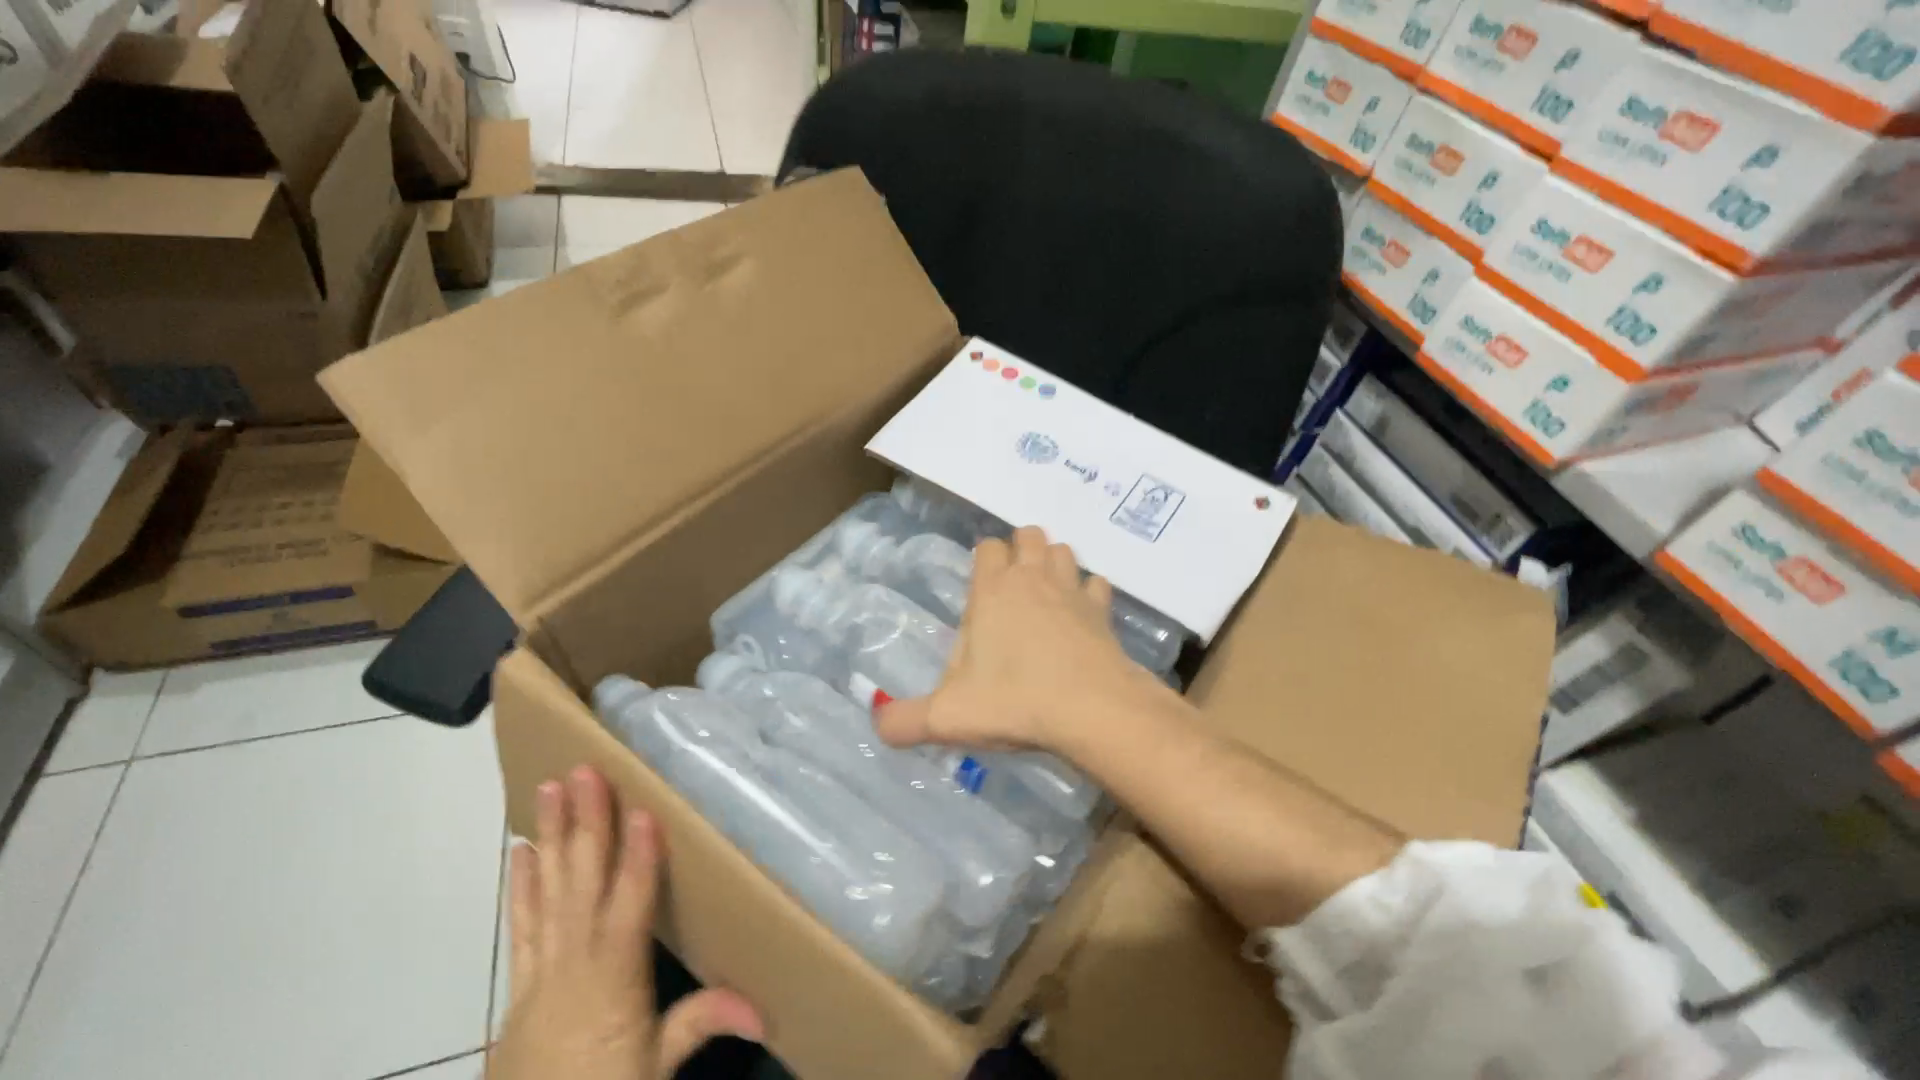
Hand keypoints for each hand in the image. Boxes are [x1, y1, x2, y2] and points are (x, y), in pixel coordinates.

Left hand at [488, 767, 762, 1079]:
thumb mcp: (656, 1067)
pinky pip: (522, 925)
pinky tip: (521, 852)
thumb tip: (763, 1010)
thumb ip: (701, 1023)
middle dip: (586, 824)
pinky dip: (521, 887)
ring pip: (549, 890)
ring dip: (551, 837)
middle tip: (584, 772)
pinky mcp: (520, 983)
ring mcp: (542, 968)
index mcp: (615, 977)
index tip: (643, 810)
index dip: (639, 859)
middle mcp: (575, 961)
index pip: (630, 906)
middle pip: (583, 882)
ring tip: (549, 789)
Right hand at [875, 526, 1169, 754]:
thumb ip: (905, 721)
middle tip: (1013, 587)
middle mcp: (1033, 580)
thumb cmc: (1014, 702)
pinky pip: (1097, 585)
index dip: (983, 559)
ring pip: (1064, 551)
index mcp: (992, 591)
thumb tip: (879, 725)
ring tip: (1046, 595)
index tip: (980, 589)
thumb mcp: (948, 717)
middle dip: (1021, 550)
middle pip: (1029, 536)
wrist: (1092, 710)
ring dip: (1055, 564)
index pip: (987, 547)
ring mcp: (1072, 591)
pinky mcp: (1104, 612)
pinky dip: (1089, 593)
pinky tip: (1082, 617)